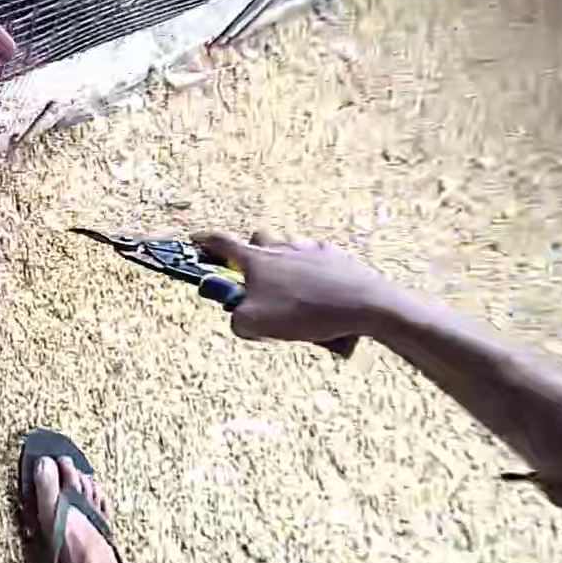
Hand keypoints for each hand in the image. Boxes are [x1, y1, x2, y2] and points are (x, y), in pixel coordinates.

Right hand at [194, 231, 407, 343]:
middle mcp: (281, 248)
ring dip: (283, 257)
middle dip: (251, 249)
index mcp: (256, 260)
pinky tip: (318, 284)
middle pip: (259, 238)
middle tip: (251, 270)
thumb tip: (238, 317)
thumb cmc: (304, 312)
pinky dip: (313, 266)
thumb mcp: (254, 324)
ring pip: (289, 244)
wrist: (367, 307)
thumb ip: (236, 320)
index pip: (222, 243)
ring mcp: (312, 250)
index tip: (195, 239)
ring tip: (288, 282)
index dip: (204, 240)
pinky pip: (319, 255)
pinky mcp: (339, 258)